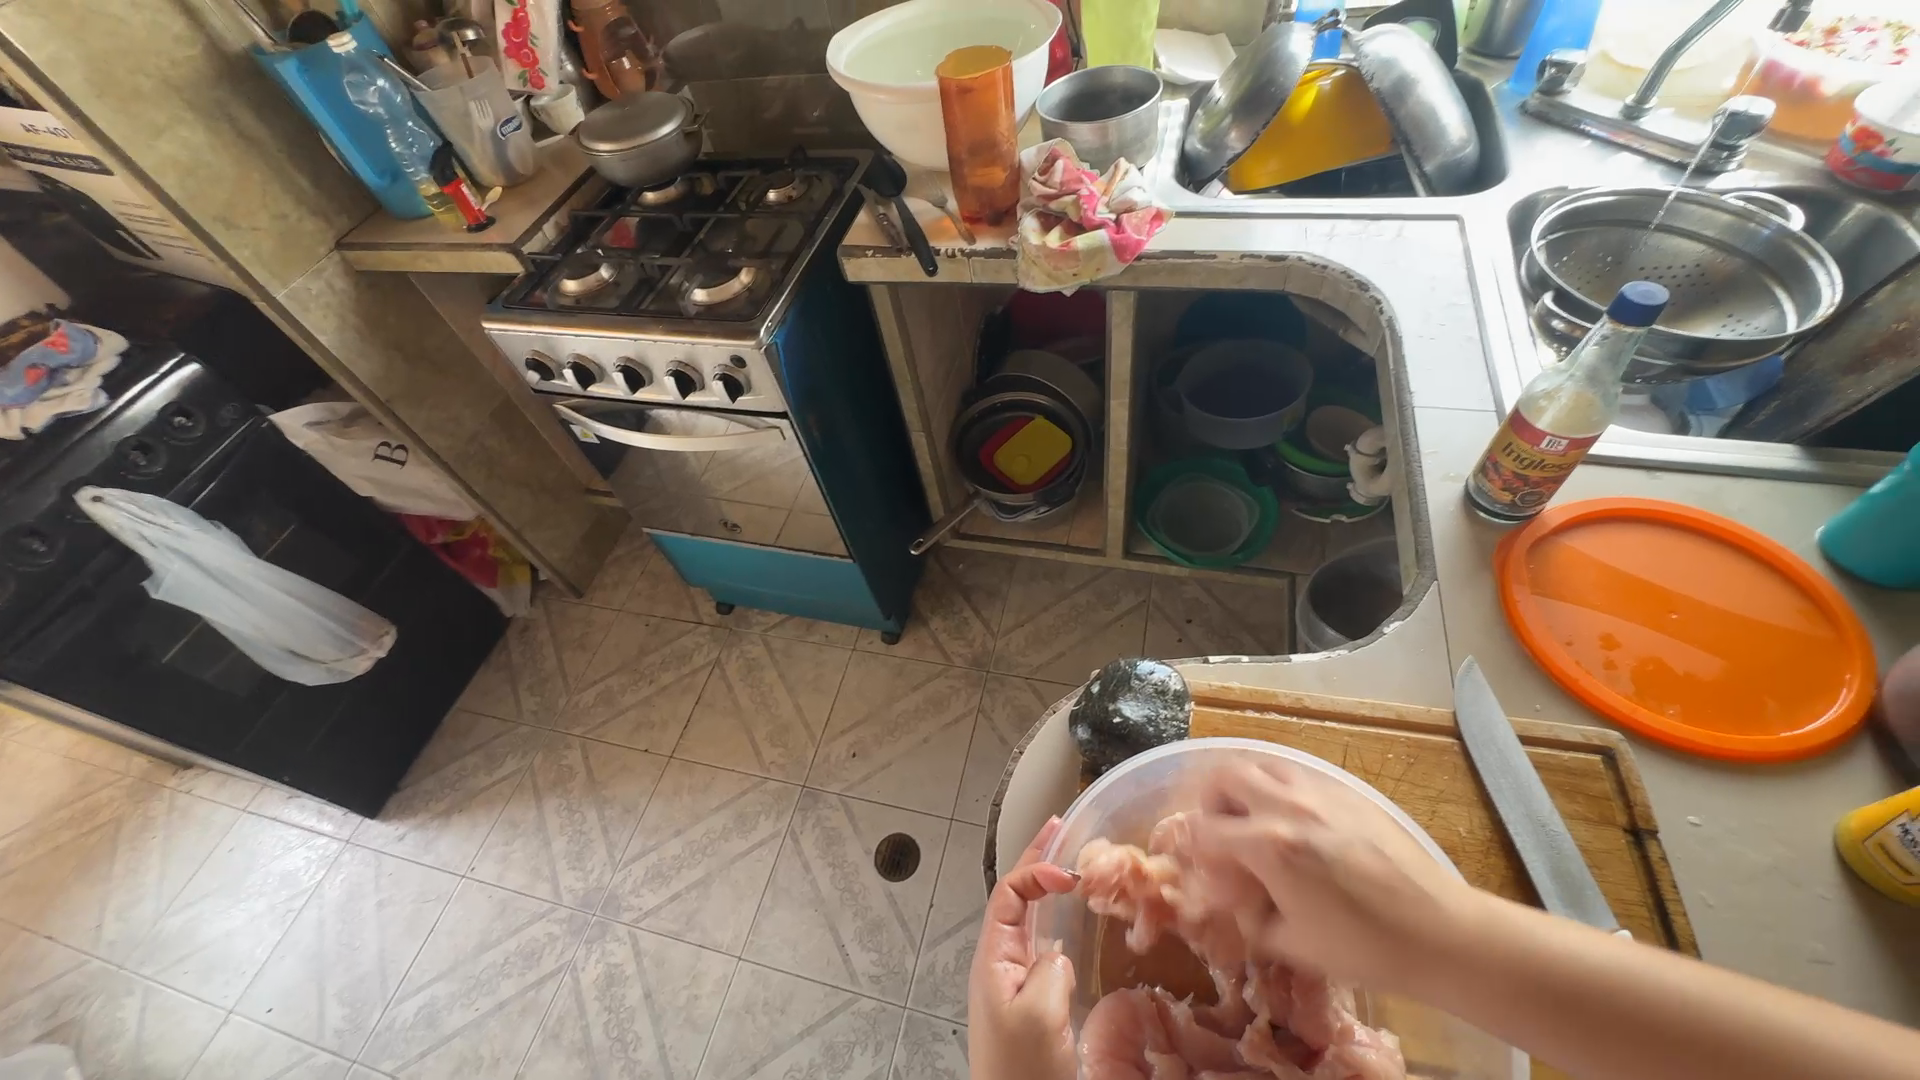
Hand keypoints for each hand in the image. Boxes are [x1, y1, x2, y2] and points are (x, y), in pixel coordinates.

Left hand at [968, 817, 1081, 1079]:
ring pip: (1027, 915)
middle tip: (1057, 826)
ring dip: (1044, 882)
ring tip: (1062, 854)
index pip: (1009, 895)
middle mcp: (1000, 960)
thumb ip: (1049, 972)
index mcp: (993, 958)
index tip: (1066, 874)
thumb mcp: (1038, 1016)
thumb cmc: (1019, 1071)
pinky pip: (1040, 942)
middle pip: (1015, 896)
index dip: (1035, 872)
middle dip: (1035, 858)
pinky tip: (1068, 911)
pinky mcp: (1030, 996)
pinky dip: (1054, 916)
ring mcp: (1013, 977)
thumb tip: (1057, 955)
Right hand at [1183, 759, 1483, 992]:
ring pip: (1259, 763)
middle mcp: (1286, 806)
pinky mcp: (1345, 791)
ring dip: (1244, 785)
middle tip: (1220, 829)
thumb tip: (1232, 900)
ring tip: (1253, 816)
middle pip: (1223, 776)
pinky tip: (1295, 819)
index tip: (1201, 867)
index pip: (1203, 830)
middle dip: (1210, 801)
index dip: (1192, 849)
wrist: (1442, 933)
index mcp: (1268, 846)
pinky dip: (1278, 786)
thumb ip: (1249, 917)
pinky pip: (1295, 771)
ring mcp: (1318, 792)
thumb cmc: (1364, 947)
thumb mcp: (1292, 944)